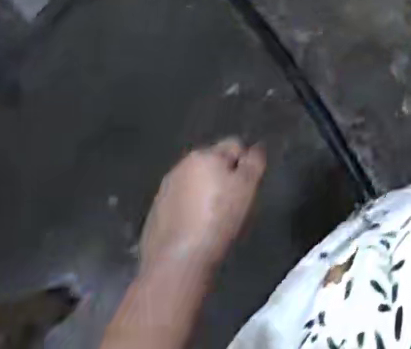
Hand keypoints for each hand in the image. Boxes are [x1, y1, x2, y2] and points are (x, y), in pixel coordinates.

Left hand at [136, 139, 265, 277]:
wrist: (176, 264)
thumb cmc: (218, 219)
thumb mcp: (247, 186)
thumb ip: (255, 161)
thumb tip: (256, 147)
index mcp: (204, 154)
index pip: (234, 146)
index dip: (245, 165)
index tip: (248, 189)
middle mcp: (180, 166)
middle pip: (212, 164)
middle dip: (223, 178)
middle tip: (233, 205)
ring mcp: (163, 192)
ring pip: (194, 185)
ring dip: (204, 194)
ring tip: (213, 221)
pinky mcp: (154, 216)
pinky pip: (179, 206)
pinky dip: (188, 212)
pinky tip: (194, 232)